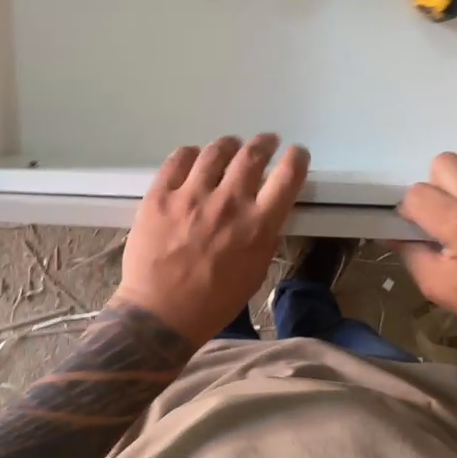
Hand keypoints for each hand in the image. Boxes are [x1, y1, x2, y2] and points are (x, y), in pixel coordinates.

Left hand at [114, 134, 309, 345]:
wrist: (161, 315)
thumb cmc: (214, 302)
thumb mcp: (255, 271)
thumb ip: (262, 235)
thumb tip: (263, 211)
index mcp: (258, 225)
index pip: (288, 177)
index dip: (296, 158)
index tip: (296, 153)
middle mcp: (229, 203)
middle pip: (252, 155)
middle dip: (264, 143)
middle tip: (265, 142)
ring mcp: (191, 196)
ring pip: (215, 151)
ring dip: (228, 145)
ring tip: (229, 146)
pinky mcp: (159, 196)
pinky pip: (178, 159)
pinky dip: (191, 154)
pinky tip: (193, 158)